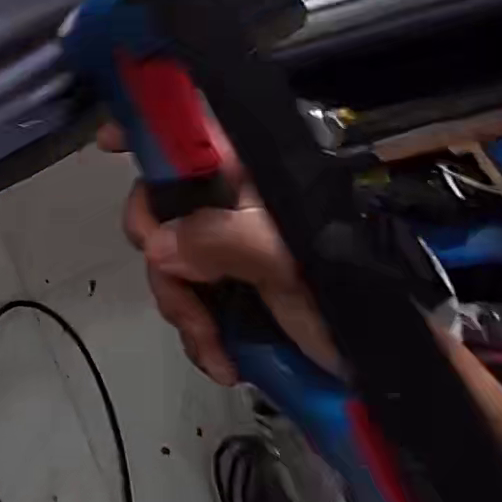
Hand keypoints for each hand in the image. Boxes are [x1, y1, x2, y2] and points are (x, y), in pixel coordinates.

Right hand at [97, 123, 339, 383]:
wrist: (393, 372)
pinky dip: (193, 329)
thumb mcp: (291, 259)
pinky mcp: (223, 286)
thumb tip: (156, 246)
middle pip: (157, 206)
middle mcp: (228, 205)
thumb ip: (222, 240)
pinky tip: (217, 357)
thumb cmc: (348, 294)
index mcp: (246, 179)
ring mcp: (222, 247)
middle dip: (159, 255)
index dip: (145, 128)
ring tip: (214, 347)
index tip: (108, 143)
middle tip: (177, 287)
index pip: (189, 134)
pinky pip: (180, 295)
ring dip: (180, 306)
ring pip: (164, 259)